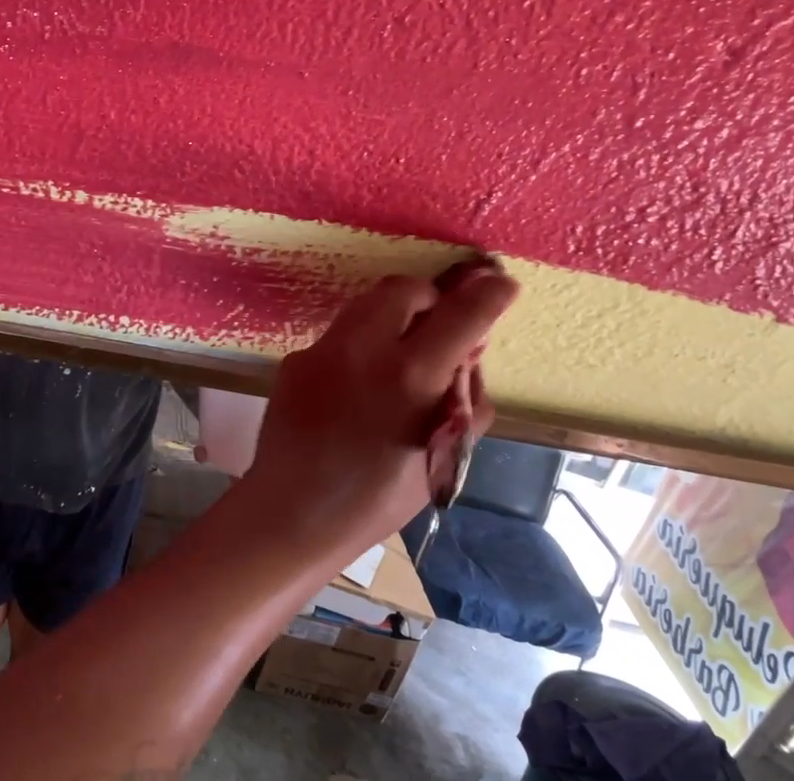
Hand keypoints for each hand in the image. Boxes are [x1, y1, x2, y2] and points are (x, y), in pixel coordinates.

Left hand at [240, 267, 518, 555]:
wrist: (295, 509)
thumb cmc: (380, 495)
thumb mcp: (446, 451)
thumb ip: (465, 395)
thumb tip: (468, 352)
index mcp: (411, 376)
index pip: (461, 314)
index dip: (489, 295)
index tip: (499, 284)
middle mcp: (362, 350)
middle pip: (403, 288)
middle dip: (429, 298)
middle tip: (439, 326)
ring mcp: (320, 351)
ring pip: (363, 306)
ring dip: (392, 316)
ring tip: (402, 353)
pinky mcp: (294, 361)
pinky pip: (336, 338)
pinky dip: (358, 347)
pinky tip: (358, 385)